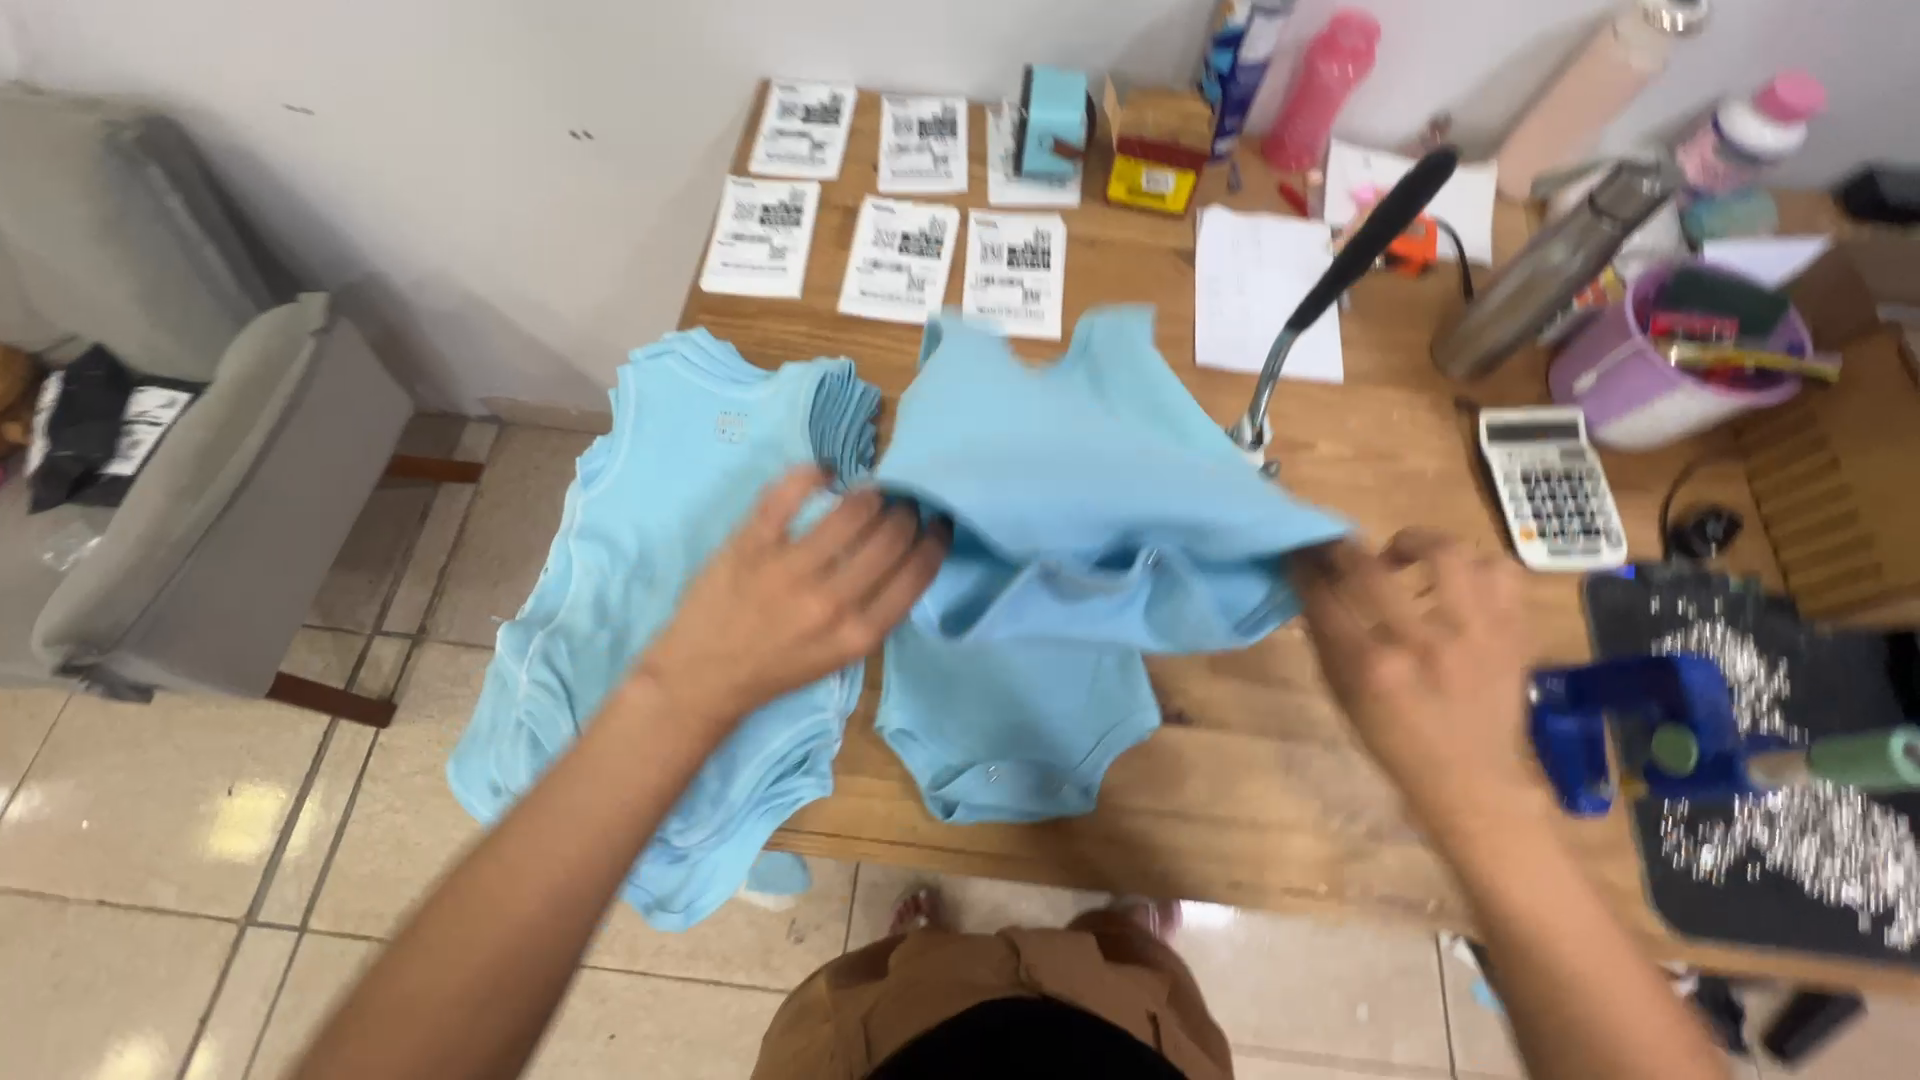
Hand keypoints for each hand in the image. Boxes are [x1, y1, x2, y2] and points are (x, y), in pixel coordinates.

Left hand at [633, 466, 947, 727]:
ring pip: (852, 510)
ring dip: (870, 494)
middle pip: (892, 536)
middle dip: (907, 512)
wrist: (703, 677)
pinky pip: (788, 494)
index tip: (936, 523)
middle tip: (902, 504)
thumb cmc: (777, 667)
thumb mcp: (841, 656)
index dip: (935, 539)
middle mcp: (831, 602)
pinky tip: (824, 471)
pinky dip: (812, 473)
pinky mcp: (750, 545)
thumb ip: (874, 612)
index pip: (917, 573)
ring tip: (868, 493)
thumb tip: (906, 555)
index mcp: (859, 633)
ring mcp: (788, 570)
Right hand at [1291, 529, 1545, 834]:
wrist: (1470, 779)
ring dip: (1416, 544)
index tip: (1297, 552)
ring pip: (1448, 554)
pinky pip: (1501, 572)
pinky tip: (1456, 580)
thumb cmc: (1393, 739)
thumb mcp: (1343, 695)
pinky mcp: (1513, 632)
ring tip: (1402, 556)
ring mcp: (1476, 633)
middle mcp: (1423, 642)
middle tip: (1337, 548)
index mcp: (1372, 667)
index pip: (1323, 597)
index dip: (1303, 566)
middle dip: (1341, 549)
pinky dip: (1475, 566)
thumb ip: (1326, 638)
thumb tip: (1310, 586)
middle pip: (1369, 569)